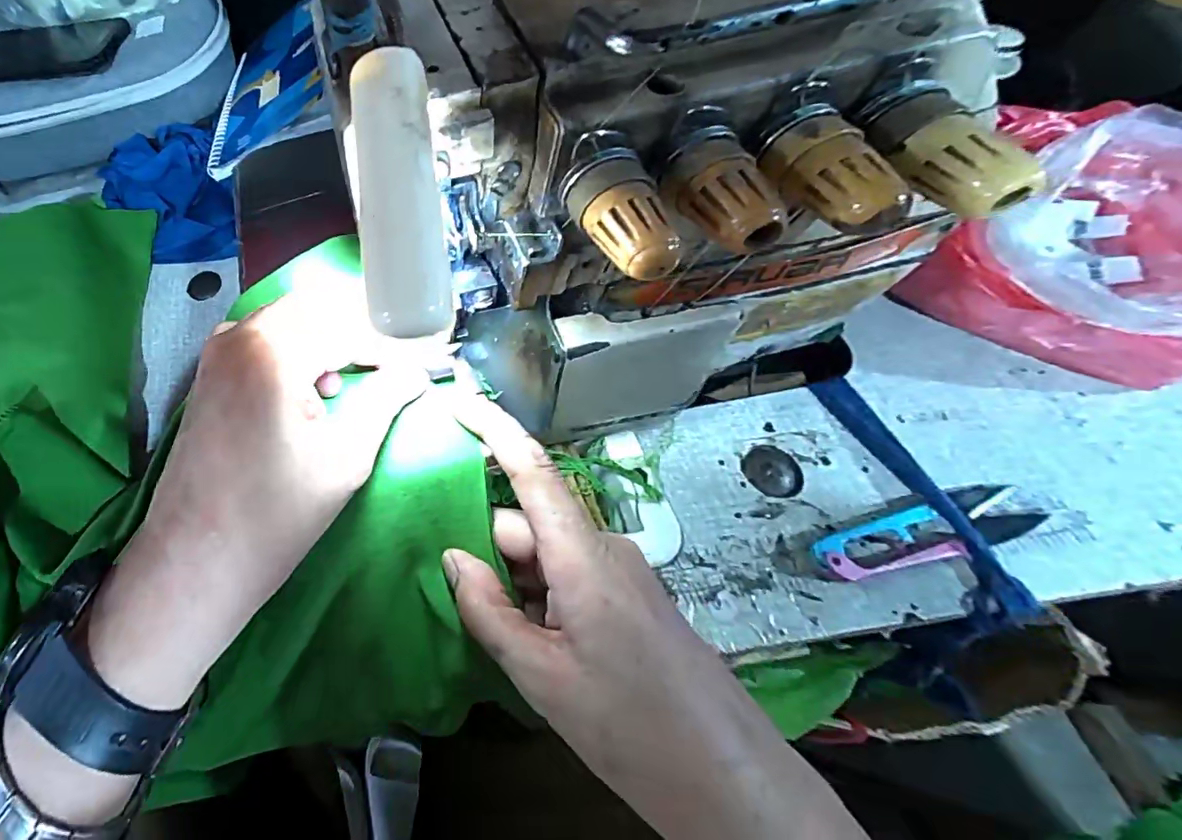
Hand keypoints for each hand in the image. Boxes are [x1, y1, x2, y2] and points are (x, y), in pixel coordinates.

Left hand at [0, 287, 431, 837]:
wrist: (193, 562)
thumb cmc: (275, 516)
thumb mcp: (346, 458)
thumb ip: (386, 401)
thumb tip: (417, 372)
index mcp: (273, 351)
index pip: (348, 326)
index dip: (389, 344)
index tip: (421, 361)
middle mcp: (239, 336)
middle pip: (316, 311)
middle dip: (358, 333)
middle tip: (393, 365)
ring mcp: (217, 353)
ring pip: (288, 322)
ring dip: (326, 340)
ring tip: (353, 382)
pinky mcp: (209, 374)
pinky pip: (262, 341)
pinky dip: (295, 351)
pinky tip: (311, 389)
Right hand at [441, 392, 867, 839]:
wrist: (727, 778)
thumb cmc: (631, 727)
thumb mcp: (542, 677)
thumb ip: (489, 611)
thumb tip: (454, 558)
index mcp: (582, 557)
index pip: (532, 471)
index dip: (494, 431)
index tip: (457, 403)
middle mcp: (604, 547)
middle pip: (528, 523)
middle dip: (489, 551)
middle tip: (465, 605)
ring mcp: (620, 569)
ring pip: (546, 553)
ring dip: (516, 581)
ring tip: (509, 644)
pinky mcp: (629, 593)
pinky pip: (569, 573)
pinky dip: (541, 595)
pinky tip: (539, 646)